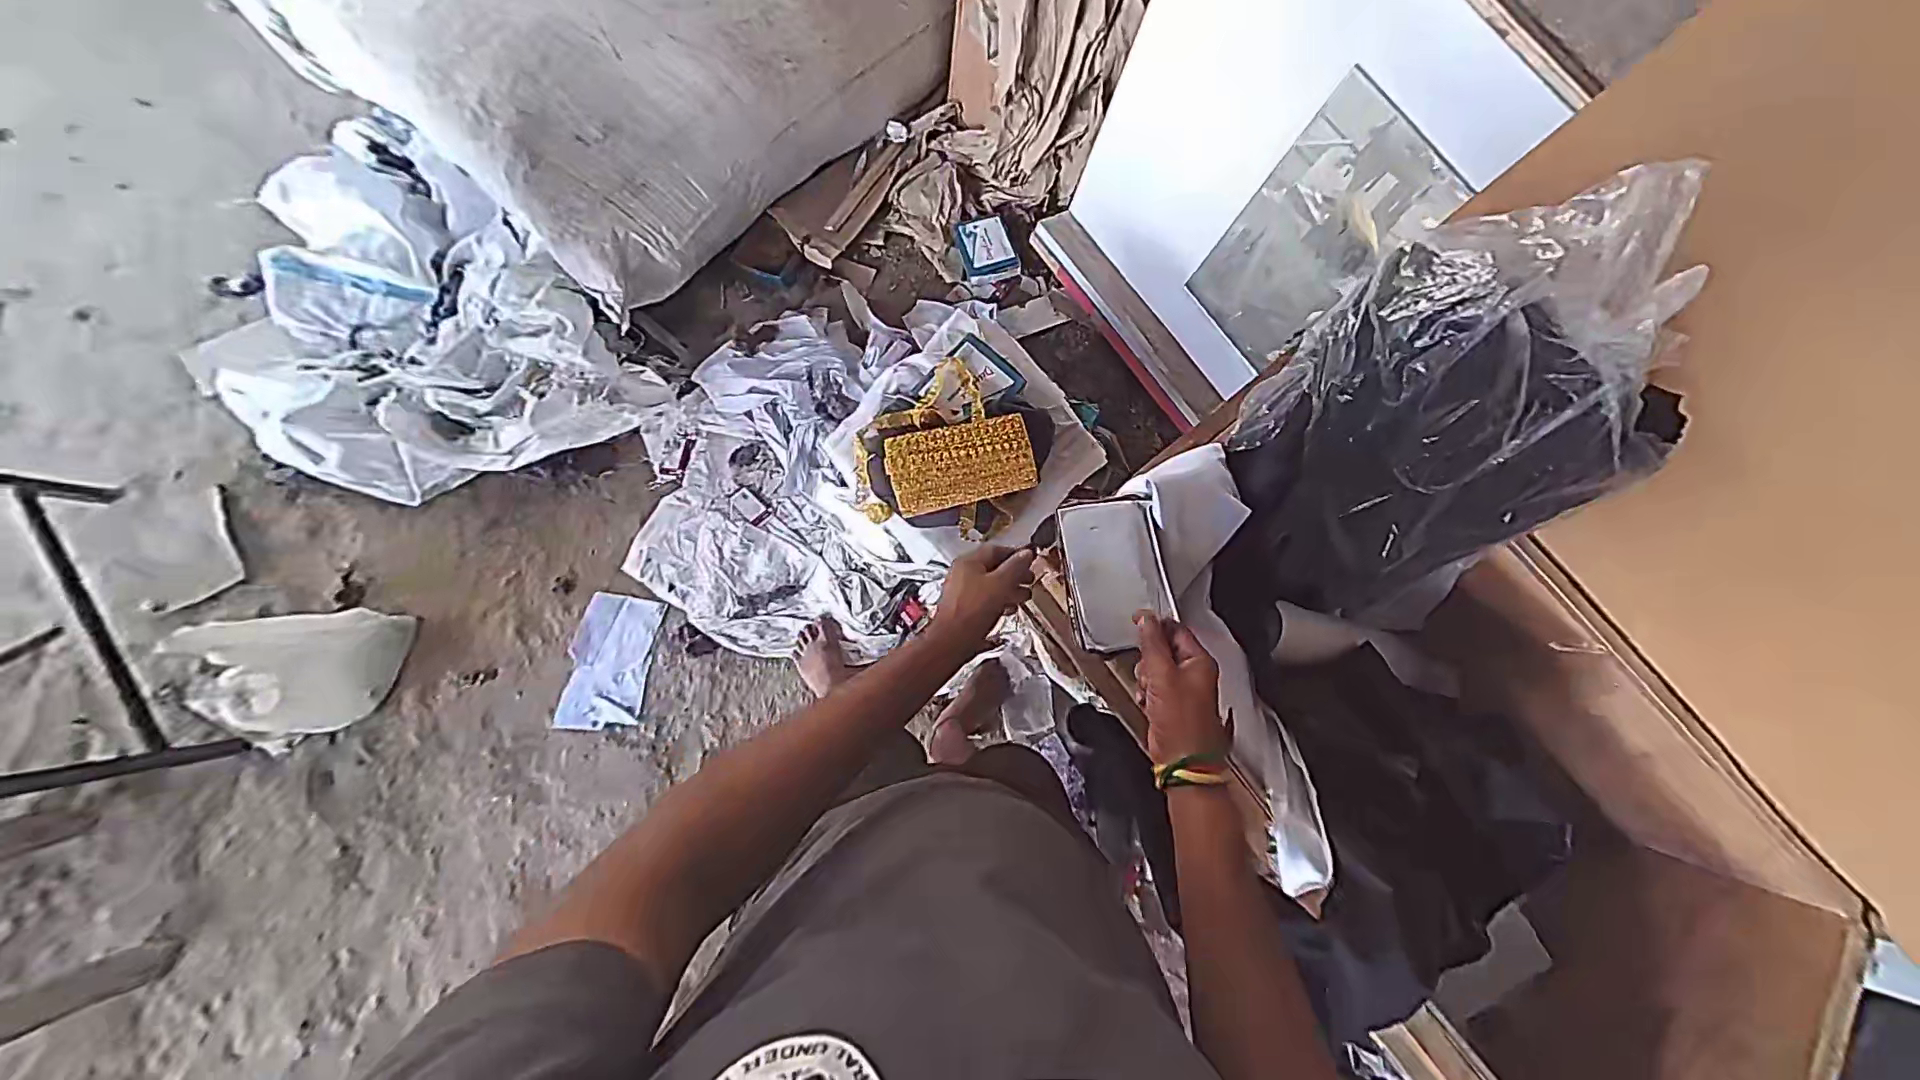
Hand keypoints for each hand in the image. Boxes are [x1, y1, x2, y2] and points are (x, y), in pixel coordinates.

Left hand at [930, 545, 1036, 652]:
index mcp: (968, 563)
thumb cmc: (971, 612)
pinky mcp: (963, 609)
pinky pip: (985, 600)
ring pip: (990, 585)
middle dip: (1014, 573)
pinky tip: (1008, 609)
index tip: (1030, 558)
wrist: (952, 641)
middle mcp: (962, 574)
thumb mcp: (1001, 585)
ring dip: (1008, 589)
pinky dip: (999, 601)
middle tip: (1028, 578)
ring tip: (1023, 596)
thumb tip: (1026, 554)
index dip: (1015, 554)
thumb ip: (1015, 567)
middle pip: (993, 568)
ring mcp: (961, 592)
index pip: (996, 550)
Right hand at [1134, 612, 1228, 764]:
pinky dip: (1146, 693)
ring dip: (1145, 678)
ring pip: (1153, 669)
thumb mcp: (1162, 675)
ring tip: (1149, 691)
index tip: (1138, 621)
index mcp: (1200, 661)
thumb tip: (1147, 620)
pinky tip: (1148, 703)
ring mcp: (1183, 689)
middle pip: (1162, 649)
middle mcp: (1194, 673)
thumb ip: (1152, 644)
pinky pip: (1151, 687)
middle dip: (1148, 660)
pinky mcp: (1171, 703)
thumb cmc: (1183, 724)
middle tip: (1148, 671)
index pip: (1176, 630)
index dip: (1156, 624)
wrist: (1182, 760)